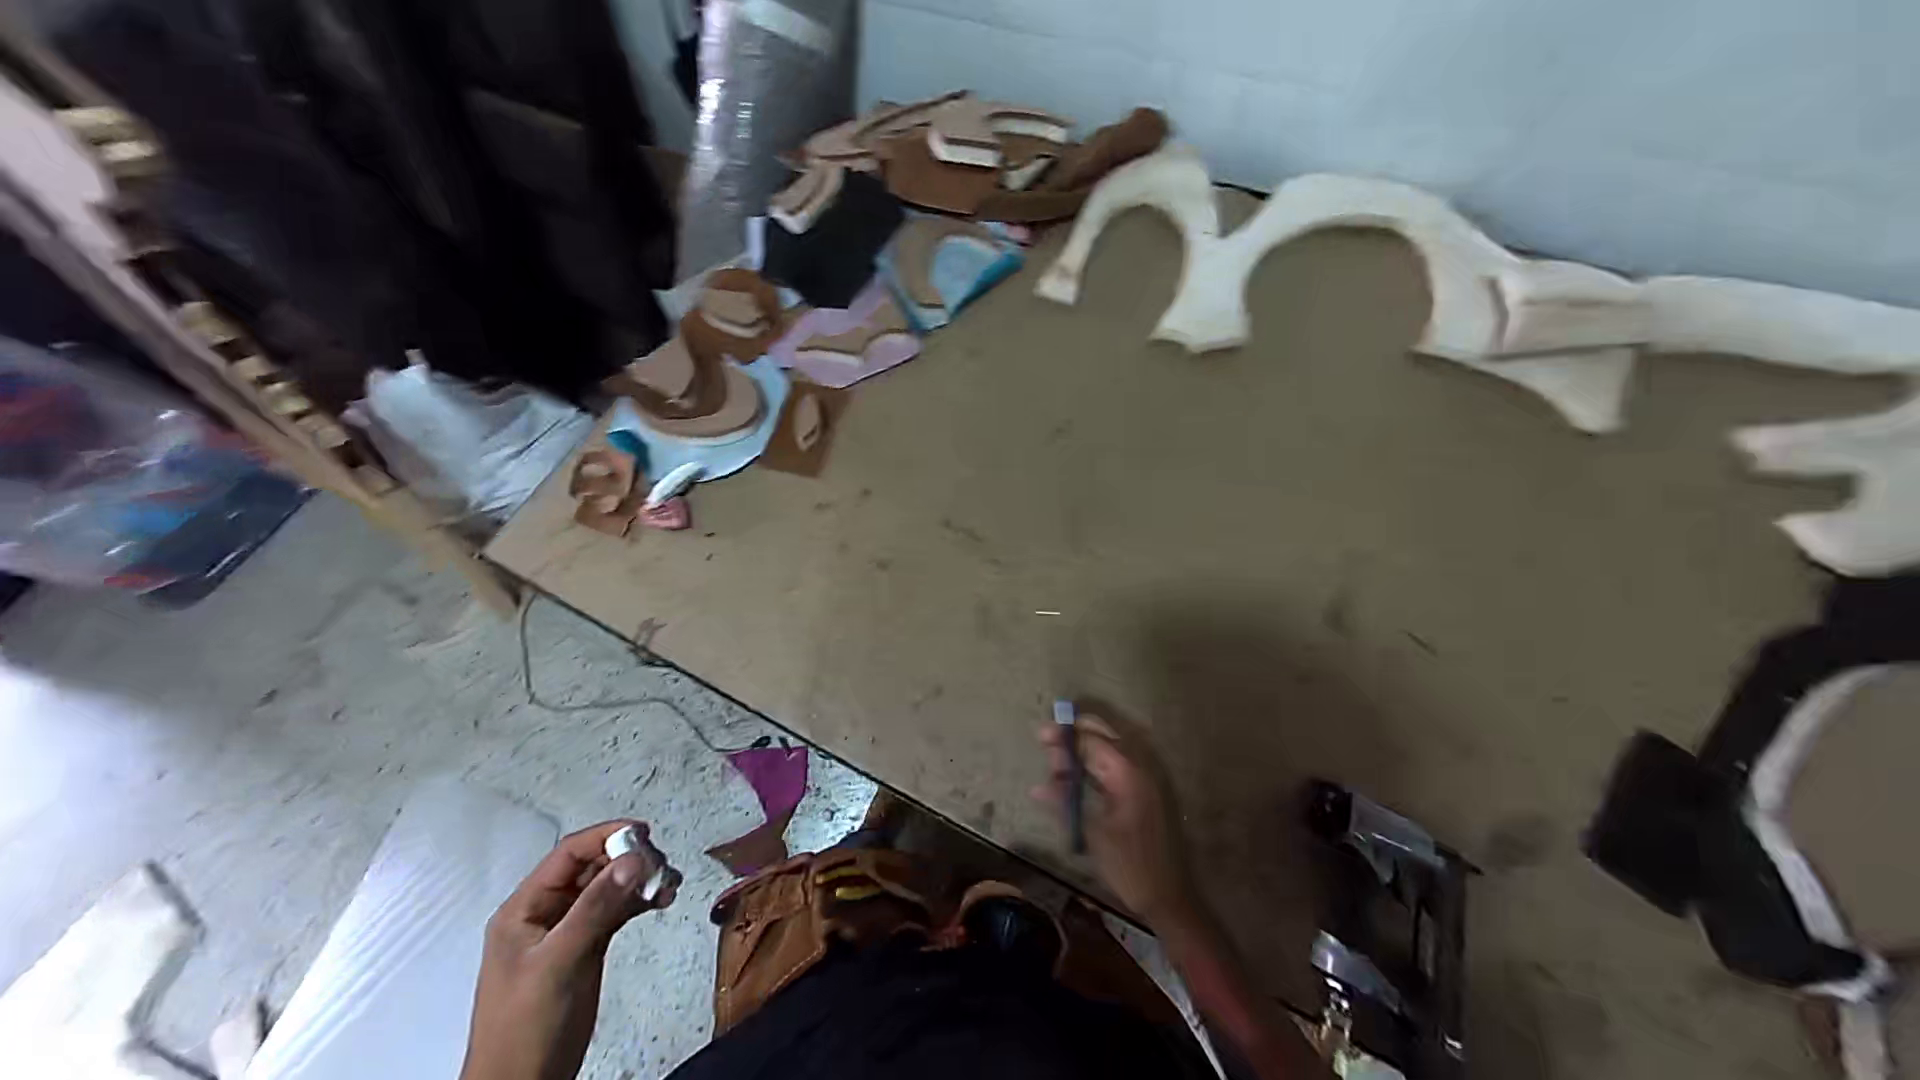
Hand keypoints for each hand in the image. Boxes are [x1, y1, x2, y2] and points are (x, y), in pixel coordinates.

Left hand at [461, 820, 678, 1079]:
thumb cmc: (527, 1025)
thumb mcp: (560, 962)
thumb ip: (596, 907)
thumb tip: (634, 857)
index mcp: (525, 909)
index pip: (568, 854)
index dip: (605, 837)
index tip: (646, 834)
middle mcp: (546, 912)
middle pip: (592, 867)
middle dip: (629, 860)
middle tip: (662, 867)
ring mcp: (567, 931)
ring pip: (608, 888)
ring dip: (639, 881)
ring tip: (669, 885)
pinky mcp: (587, 948)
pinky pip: (616, 911)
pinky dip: (639, 903)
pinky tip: (661, 901)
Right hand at [1033, 713, 1196, 927]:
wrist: (1167, 897)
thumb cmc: (1129, 866)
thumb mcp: (1092, 833)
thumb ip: (1066, 803)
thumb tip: (1037, 787)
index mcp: (1128, 774)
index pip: (1092, 740)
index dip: (1065, 735)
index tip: (1040, 735)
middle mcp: (1139, 768)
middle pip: (1104, 735)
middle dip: (1074, 733)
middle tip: (1046, 739)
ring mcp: (1144, 779)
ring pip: (1109, 749)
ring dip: (1083, 748)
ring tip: (1056, 760)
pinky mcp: (1143, 793)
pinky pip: (1115, 766)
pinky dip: (1094, 764)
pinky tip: (1074, 776)